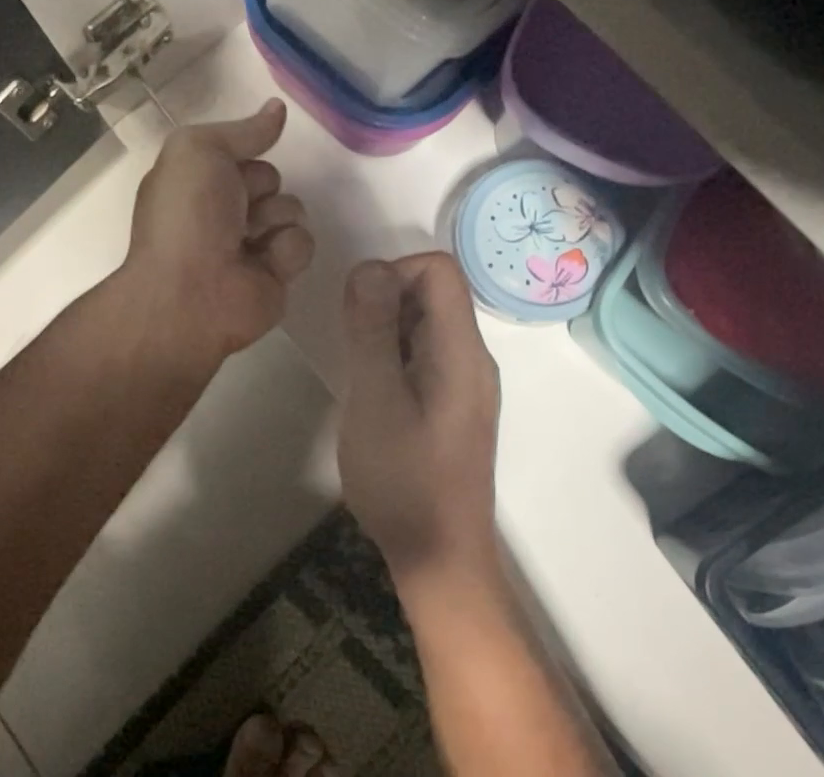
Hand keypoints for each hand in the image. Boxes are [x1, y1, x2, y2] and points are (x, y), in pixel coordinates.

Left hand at [119, 99, 314, 368]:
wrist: (190, 293)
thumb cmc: (186, 216)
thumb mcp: (198, 150)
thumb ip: (242, 130)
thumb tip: (277, 108)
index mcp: (199, 182)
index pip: (243, 153)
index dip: (242, 157)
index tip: (228, 169)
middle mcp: (224, 211)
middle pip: (271, 179)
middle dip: (260, 188)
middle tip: (236, 210)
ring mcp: (253, 244)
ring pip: (293, 209)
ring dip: (273, 219)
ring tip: (246, 241)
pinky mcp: (278, 274)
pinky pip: (302, 244)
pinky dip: (284, 251)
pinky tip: (261, 265)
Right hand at [338, 253, 501, 596]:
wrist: (439, 557)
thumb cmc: (403, 480)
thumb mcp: (375, 400)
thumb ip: (372, 331)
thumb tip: (369, 266)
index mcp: (462, 352)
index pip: (440, 270)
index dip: (393, 272)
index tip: (357, 311)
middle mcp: (473, 360)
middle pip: (434, 293)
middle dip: (384, 301)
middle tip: (351, 347)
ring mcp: (465, 384)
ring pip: (425, 324)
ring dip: (385, 330)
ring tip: (358, 373)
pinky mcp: (452, 405)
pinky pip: (424, 355)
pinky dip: (393, 355)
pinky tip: (372, 392)